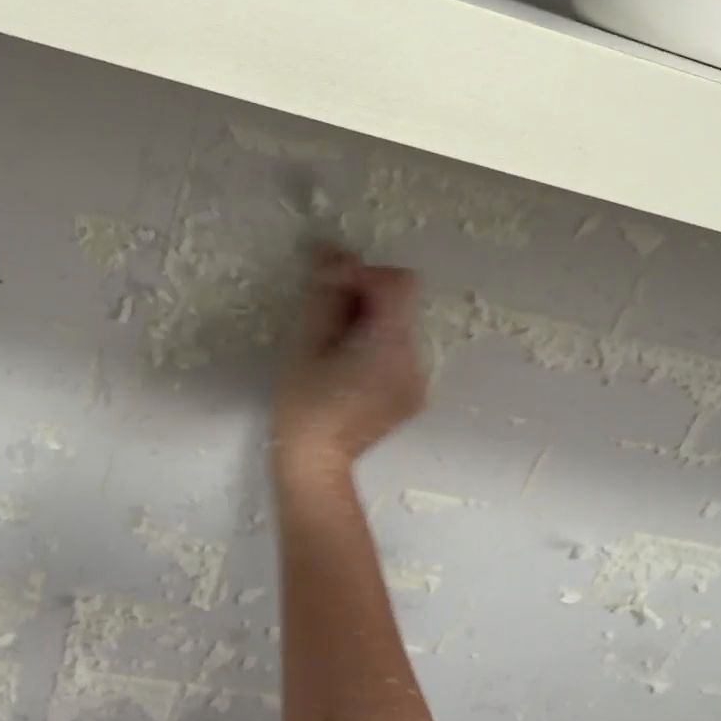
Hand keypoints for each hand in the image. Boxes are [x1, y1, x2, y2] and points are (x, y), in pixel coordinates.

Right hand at [272, 246, 427, 476]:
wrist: (316, 465)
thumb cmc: (301, 406)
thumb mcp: (305, 343)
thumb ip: (326, 294)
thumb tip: (334, 255)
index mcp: (390, 346)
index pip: (398, 282)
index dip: (364, 273)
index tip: (331, 283)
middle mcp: (416, 360)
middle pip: (402, 301)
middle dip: (365, 295)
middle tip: (328, 310)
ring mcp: (419, 379)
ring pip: (401, 323)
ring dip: (371, 317)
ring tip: (336, 339)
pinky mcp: (414, 393)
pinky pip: (400, 348)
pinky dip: (378, 342)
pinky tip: (349, 362)